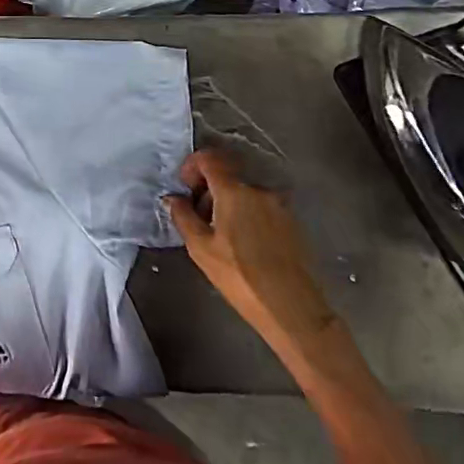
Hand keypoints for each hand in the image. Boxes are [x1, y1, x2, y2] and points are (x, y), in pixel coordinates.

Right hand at [164, 149, 338, 354]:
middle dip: (208, 189)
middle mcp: (258, 188)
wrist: (291, 305)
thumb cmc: (240, 277)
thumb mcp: (202, 250)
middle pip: (227, 175)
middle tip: (198, 216)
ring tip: (220, 235)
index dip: (192, 165)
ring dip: (228, 202)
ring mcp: (278, 202)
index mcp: (234, 191)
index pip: (210, 159)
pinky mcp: (290, 219)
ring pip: (245, 191)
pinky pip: (261, 205)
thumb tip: (172, 198)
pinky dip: (247, 212)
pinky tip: (244, 243)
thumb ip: (183, 217)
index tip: (185, 186)